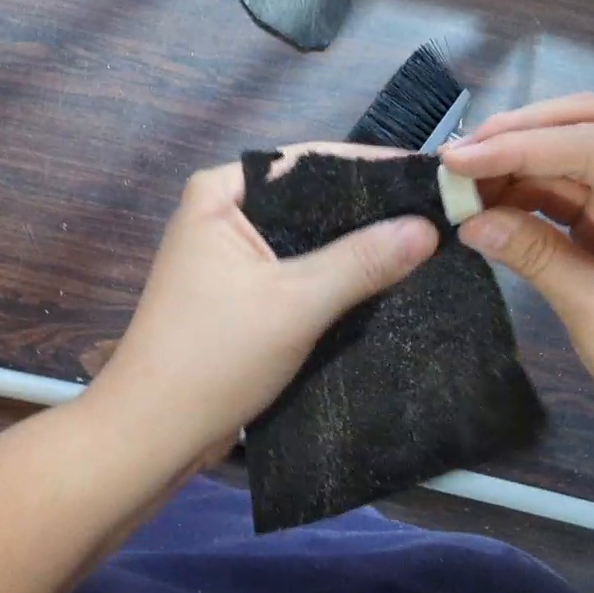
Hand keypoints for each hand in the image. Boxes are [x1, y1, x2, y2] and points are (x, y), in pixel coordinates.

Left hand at [91, 145, 439, 459]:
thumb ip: (361, 261)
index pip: (306, 162)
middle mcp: (223, 215)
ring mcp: (231, 257)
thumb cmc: (214, 355)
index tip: (429, 176)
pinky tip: (386, 283)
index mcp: (220, 194)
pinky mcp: (242, 295)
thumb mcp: (294, 303)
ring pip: (307, 240)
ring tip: (426, 245)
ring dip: (355, 248)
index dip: (369, 167)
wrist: (155, 430)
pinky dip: (335, 279)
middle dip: (367, 210)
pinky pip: (299, 273)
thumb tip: (427, 226)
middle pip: (308, 199)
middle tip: (438, 214)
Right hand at [440, 94, 593, 454]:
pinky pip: (572, 179)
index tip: (453, 160)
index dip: (518, 147)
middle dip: (519, 135)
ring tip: (460, 179)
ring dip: (518, 157)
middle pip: (592, 124)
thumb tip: (468, 220)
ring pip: (578, 144)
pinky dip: (527, 184)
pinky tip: (487, 196)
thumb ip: (536, 256)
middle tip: (454, 158)